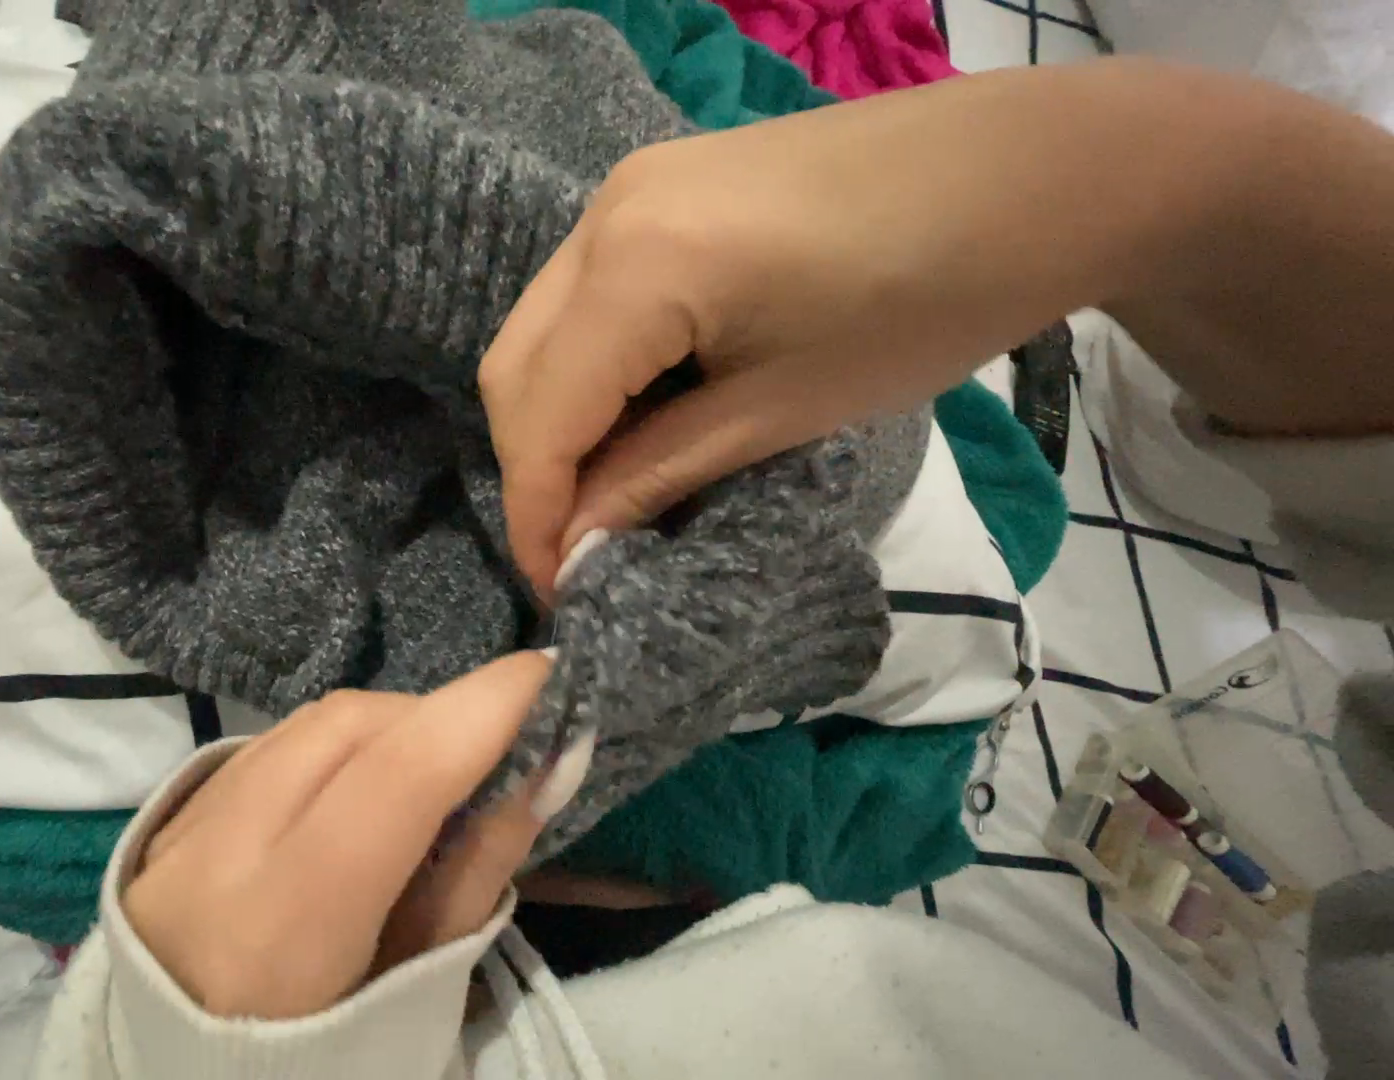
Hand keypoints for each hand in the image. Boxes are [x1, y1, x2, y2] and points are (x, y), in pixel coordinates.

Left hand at [123, 652, 581, 1019]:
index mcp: (281, 931)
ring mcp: (184, 826)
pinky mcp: (177, 811)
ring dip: (391, 721)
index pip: (391, 781)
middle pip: (349, 728)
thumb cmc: (321, 1053)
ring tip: (433, 763)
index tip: (543, 672)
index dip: (478, 712)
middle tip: (493, 735)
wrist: (180, 1071)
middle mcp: (217, 856)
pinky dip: (341, 736)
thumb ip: (477, 871)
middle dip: (438, 713)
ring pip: (310, 722)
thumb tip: (540, 767)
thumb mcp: (417, 986)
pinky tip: (364, 773)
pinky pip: (277, 738)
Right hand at [480, 62, 1230, 594]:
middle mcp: (602, 219)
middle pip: (512, 372)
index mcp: (640, 268)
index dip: (533, 513)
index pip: (540, 416)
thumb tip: (571, 545)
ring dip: (552, 422)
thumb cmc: (927, 302)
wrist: (1030, 171)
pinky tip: (625, 412)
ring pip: (533, 337)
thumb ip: (655, 475)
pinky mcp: (643, 195)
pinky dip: (582, 374)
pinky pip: (574, 304)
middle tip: (571, 544)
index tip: (551, 587)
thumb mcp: (780, 412)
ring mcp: (618, 196)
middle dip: (531, 471)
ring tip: (601, 487)